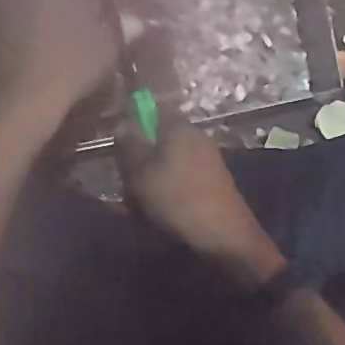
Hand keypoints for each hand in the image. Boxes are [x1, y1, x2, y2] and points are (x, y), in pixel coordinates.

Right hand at [118, 112, 285, 287]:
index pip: (151, 106)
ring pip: (167, 162)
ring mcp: (208, 160)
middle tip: (126, 183)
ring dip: (151, 180)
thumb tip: (123, 123)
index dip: (131, 120)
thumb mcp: (141, 172)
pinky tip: (160, 214)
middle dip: (140, 158)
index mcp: (179, 126)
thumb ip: (129, 144)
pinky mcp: (213, 183)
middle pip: (158, 138)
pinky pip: (181, 180)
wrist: (225, 237)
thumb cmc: (178, 199)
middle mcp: (196, 136)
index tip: (118, 144)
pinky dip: (168, 193)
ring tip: (139, 206)